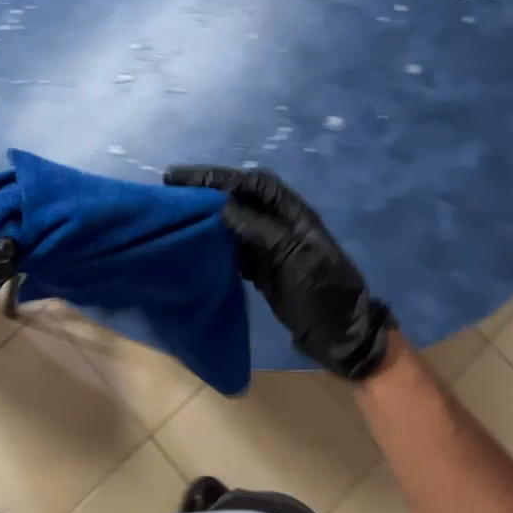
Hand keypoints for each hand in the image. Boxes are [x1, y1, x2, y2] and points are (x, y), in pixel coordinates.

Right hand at [166, 166, 396, 379]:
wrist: (342, 336)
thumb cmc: (325, 294)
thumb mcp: (297, 259)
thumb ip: (262, 231)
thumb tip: (223, 207)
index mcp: (293, 214)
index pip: (253, 183)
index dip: (219, 176)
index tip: (183, 177)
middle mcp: (280, 224)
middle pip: (239, 197)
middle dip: (207, 189)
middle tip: (170, 188)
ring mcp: (270, 247)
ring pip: (233, 220)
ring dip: (206, 214)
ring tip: (174, 210)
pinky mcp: (262, 269)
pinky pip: (232, 248)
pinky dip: (212, 242)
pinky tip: (191, 242)